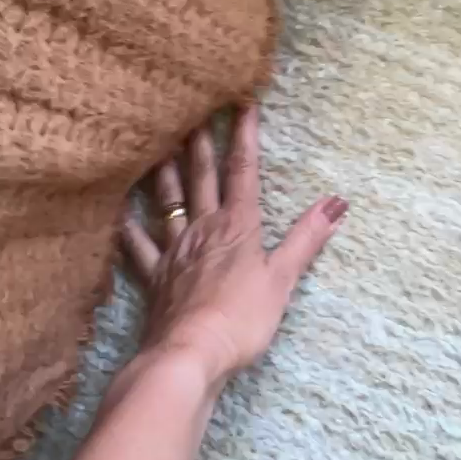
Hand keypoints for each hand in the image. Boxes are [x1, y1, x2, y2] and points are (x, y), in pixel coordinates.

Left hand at [120, 102, 348, 385]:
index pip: (243, 170)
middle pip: (201, 176)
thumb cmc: (241, 318)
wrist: (188, 356)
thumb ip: (307, 237)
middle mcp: (204, 227)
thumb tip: (337, 202)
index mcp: (238, 224)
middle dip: (199, 140)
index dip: (244, 135)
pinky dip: (131, 228)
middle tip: (191, 109)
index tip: (243, 103)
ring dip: (165, 170)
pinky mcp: (156, 277)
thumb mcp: (283, 278)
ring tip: (158, 143)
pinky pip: (139, 246)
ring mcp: (176, 250)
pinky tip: (122, 213)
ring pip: (168, 201)